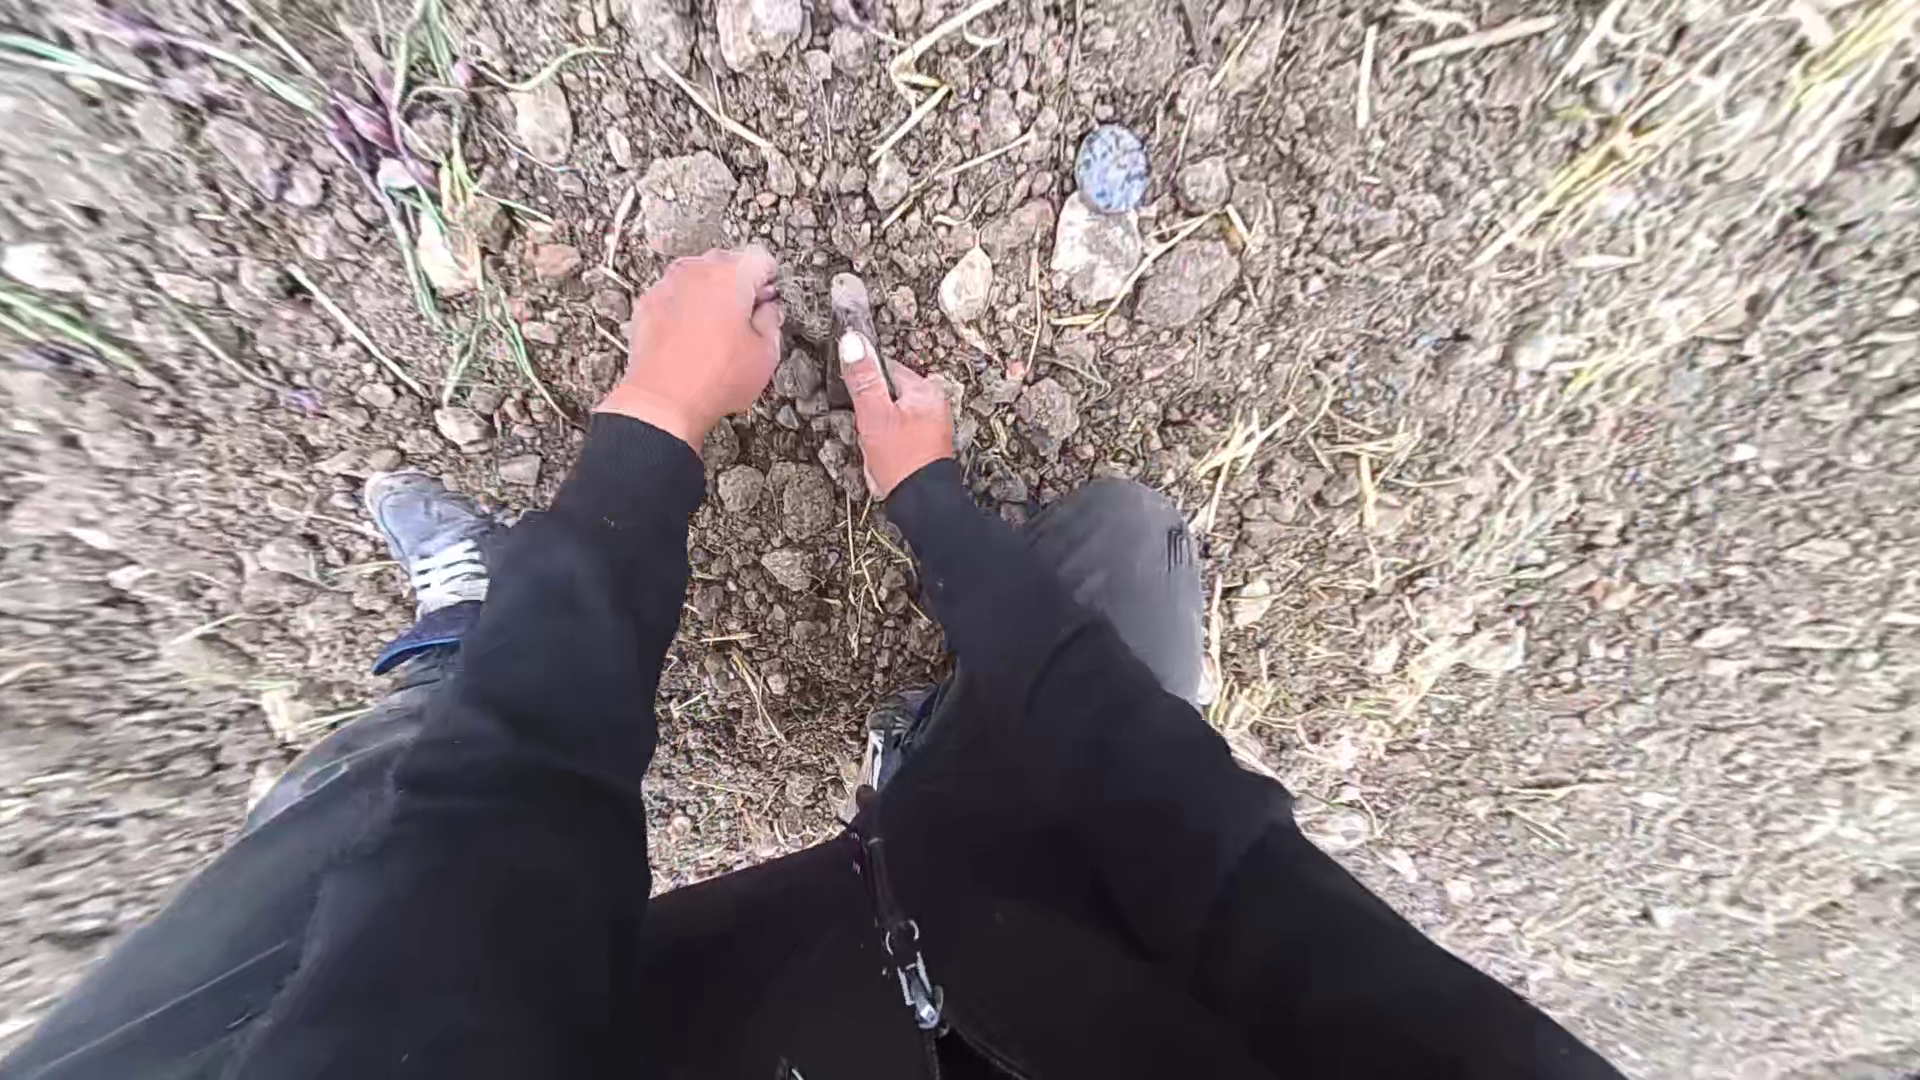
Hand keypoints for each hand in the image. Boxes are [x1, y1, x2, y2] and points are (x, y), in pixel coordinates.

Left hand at [596, 246, 783, 448]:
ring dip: (713, 297)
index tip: (770, 300)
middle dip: (741, 286)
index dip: (771, 281)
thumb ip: (773, 322)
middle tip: (749, 320)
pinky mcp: (649, 304)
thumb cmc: (714, 379)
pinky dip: (688, 309)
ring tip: (721, 333)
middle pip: (727, 263)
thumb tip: (770, 311)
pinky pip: (677, 296)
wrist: (665, 400)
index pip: (760, 259)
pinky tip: (696, 339)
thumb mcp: (766, 355)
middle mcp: (695, 272)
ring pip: (699, 278)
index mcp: (730, 277)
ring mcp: (668, 286)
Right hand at [839, 331, 953, 497]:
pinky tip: (888, 458)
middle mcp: (934, 402)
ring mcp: (933, 423)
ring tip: (882, 451)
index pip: (885, 369)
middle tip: (874, 436)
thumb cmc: (901, 460)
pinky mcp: (928, 442)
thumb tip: (852, 341)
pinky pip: (899, 433)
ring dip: (879, 432)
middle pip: (888, 394)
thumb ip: (863, 379)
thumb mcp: (874, 415)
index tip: (863, 410)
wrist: (922, 503)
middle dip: (873, 414)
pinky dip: (889, 444)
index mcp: (925, 389)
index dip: (866, 389)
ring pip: (890, 416)